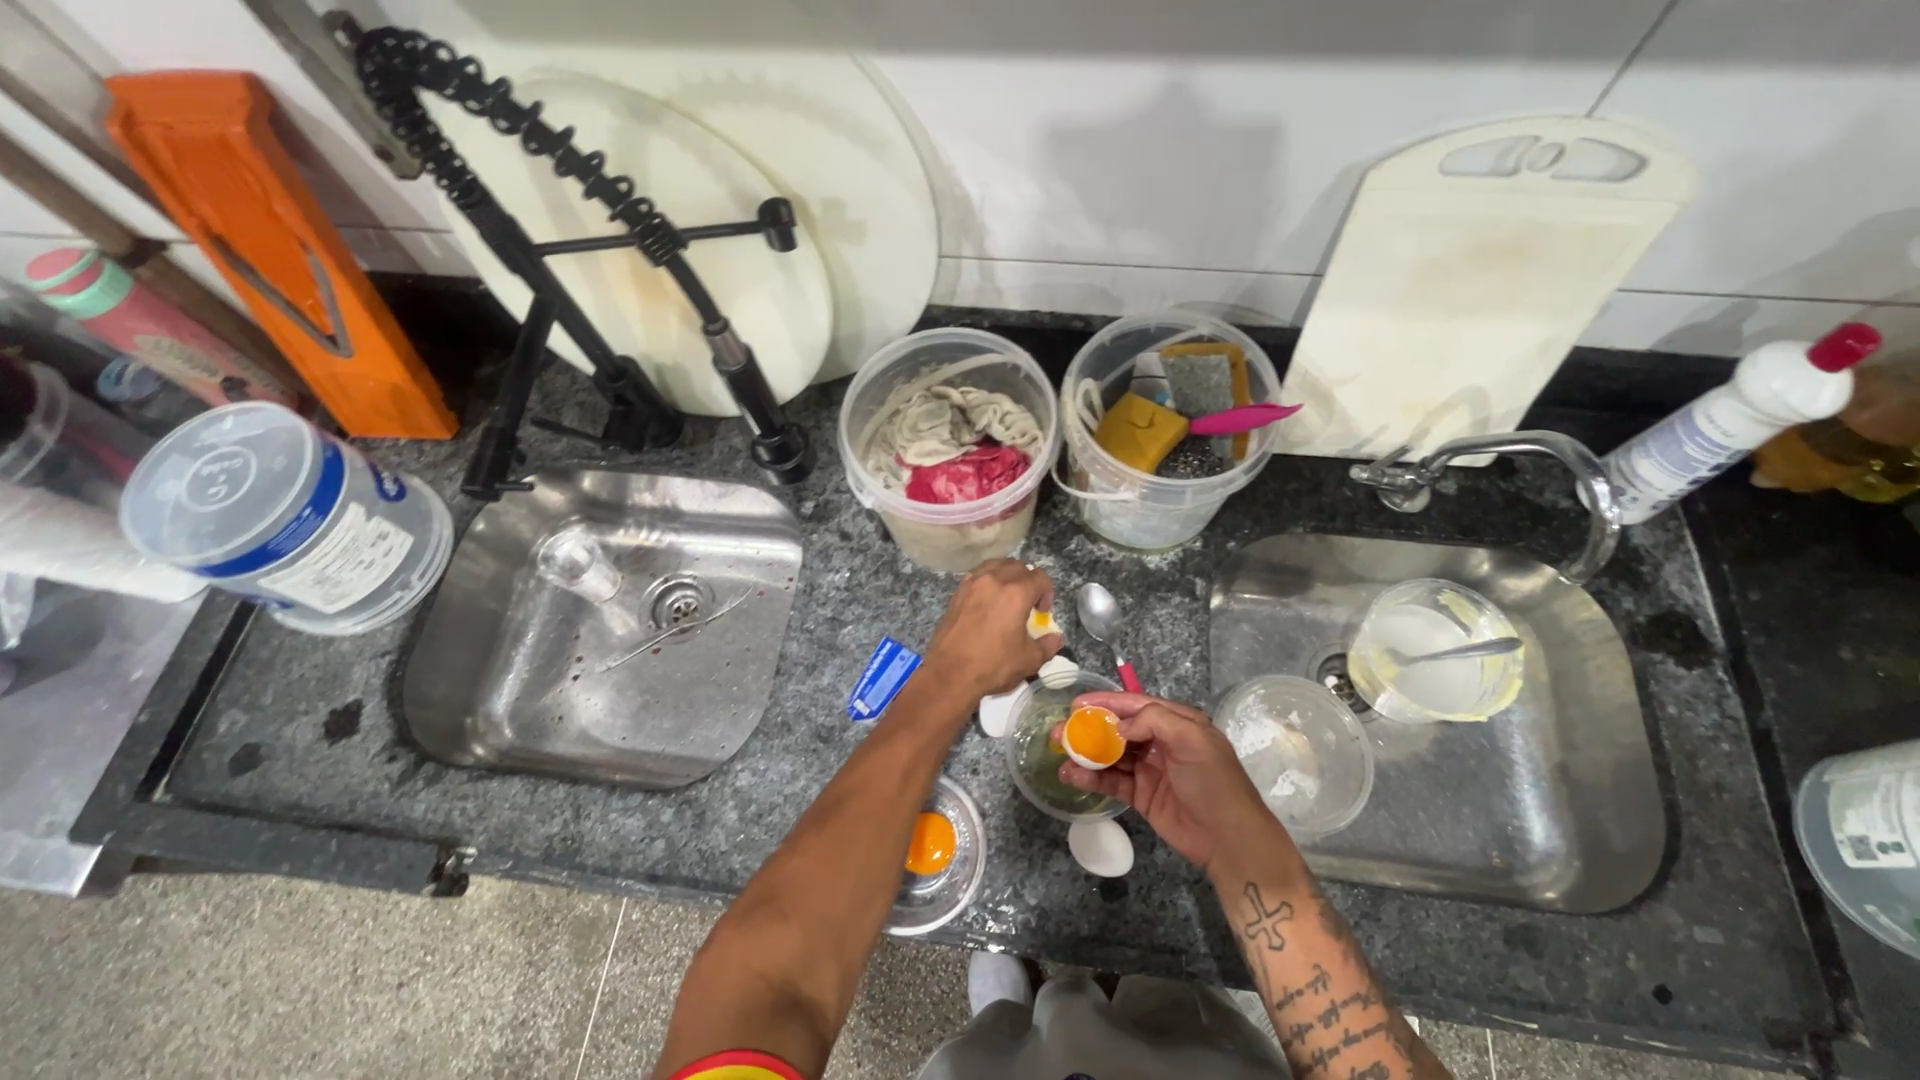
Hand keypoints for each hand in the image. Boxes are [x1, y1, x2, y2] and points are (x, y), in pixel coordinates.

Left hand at [921, 559, 1061, 701]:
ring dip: (1006, 576)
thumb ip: (1047, 646)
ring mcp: (972, 584)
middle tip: (1027, 604)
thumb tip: (1056, 638)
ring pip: (995, 565)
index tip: (1042, 612)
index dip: (1047, 592)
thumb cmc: (993, 665)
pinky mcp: (957, 593)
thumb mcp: (1029, 660)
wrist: (950, 673)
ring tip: (1007, 597)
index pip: (1040, 577)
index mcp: (1016, 593)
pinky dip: (987, 581)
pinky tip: (986, 602)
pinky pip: (977, 576)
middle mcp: (994, 581)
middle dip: (1028, 581)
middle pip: (1017, 566)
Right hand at [1059, 692, 1284, 871]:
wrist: (1228, 838)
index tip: (1076, 704)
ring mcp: (1150, 769)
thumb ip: (1154, 720)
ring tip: (1061, 755)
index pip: (1135, 705)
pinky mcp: (1141, 795)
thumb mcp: (1192, 740)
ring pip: (1111, 756)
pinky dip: (1091, 778)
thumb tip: (1118, 726)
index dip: (1106, 703)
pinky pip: (1112, 781)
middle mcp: (1161, 742)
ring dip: (1085, 755)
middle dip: (1089, 729)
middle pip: (1118, 729)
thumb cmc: (1213, 782)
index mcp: (1177, 723)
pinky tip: (1072, 777)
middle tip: (1061, 733)